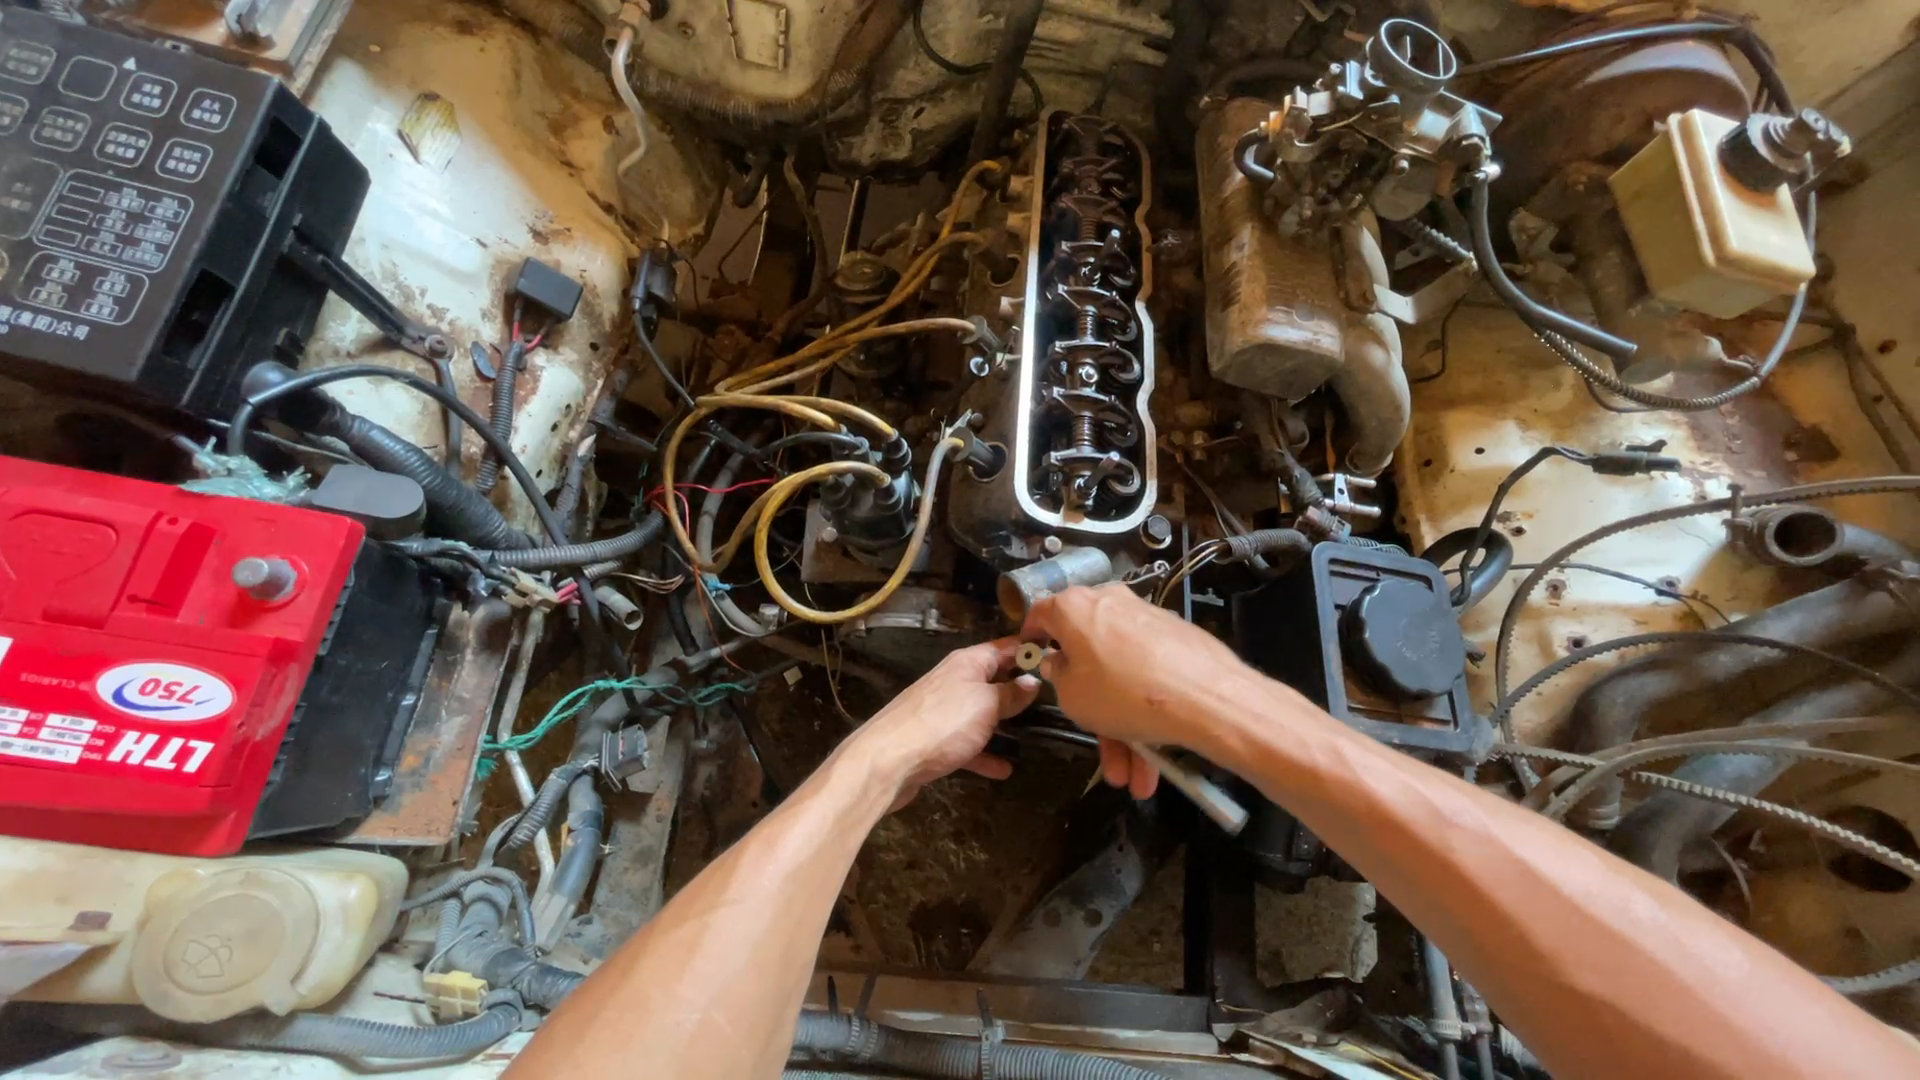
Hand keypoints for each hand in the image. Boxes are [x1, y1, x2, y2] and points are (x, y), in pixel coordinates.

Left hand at [847, 637, 1040, 810]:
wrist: (889, 759)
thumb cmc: (943, 722)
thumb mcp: (986, 704)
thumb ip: (1010, 694)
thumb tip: (1031, 681)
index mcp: (967, 663)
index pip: (1003, 647)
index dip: (1028, 648)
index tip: (1056, 653)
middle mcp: (954, 681)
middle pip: (992, 680)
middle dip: (1018, 688)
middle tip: (1051, 698)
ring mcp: (943, 711)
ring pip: (981, 713)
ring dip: (1003, 724)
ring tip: (1033, 733)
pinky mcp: (936, 740)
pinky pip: (968, 744)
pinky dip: (985, 754)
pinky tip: (1004, 769)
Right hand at [1021, 585, 1245, 797]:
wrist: (1207, 697)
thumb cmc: (1122, 693)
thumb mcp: (1072, 696)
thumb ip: (1057, 677)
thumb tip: (1058, 663)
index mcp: (1074, 607)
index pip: (1041, 614)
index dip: (1033, 640)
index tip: (1032, 660)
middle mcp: (1110, 604)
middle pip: (1088, 657)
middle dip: (1092, 712)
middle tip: (1098, 749)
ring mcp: (1146, 621)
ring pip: (1121, 676)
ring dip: (1124, 729)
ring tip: (1136, 778)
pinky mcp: (1177, 639)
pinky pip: (1148, 675)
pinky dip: (1146, 712)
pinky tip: (1157, 757)